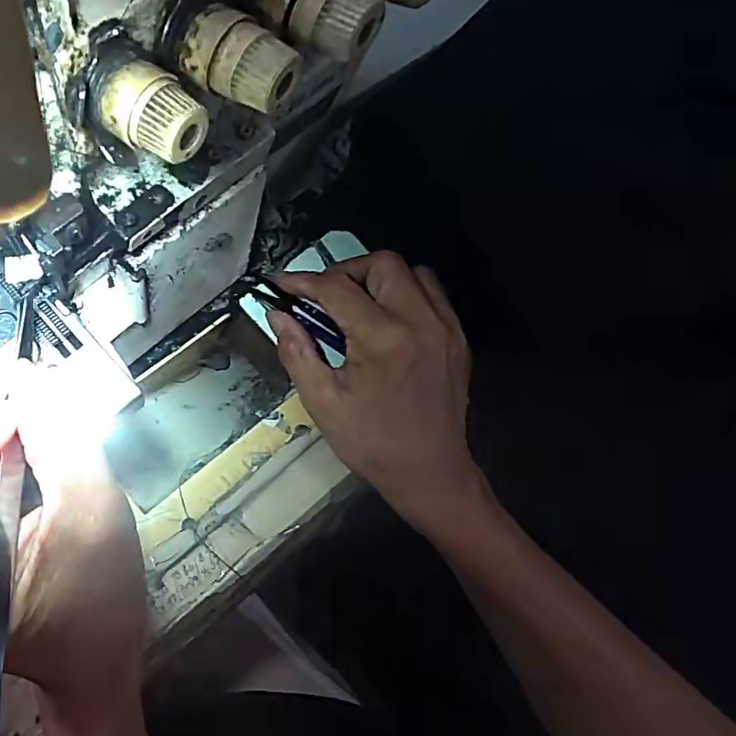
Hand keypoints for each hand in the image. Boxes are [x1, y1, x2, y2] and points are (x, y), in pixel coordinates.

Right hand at [269, 253, 485, 528]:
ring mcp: (445, 328)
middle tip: (319, 295)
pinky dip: (403, 291)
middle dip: (342, 271)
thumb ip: (296, 350)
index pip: (336, 288)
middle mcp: (419, 323)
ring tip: (351, 303)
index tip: (281, 284)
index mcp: (382, 340)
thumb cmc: (368, 441)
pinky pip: (432, 293)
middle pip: (381, 264)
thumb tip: (277, 314)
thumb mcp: (319, 400)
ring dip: (375, 278)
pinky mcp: (457, 338)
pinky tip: (381, 317)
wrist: (429, 472)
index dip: (302, 281)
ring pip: (412, 271)